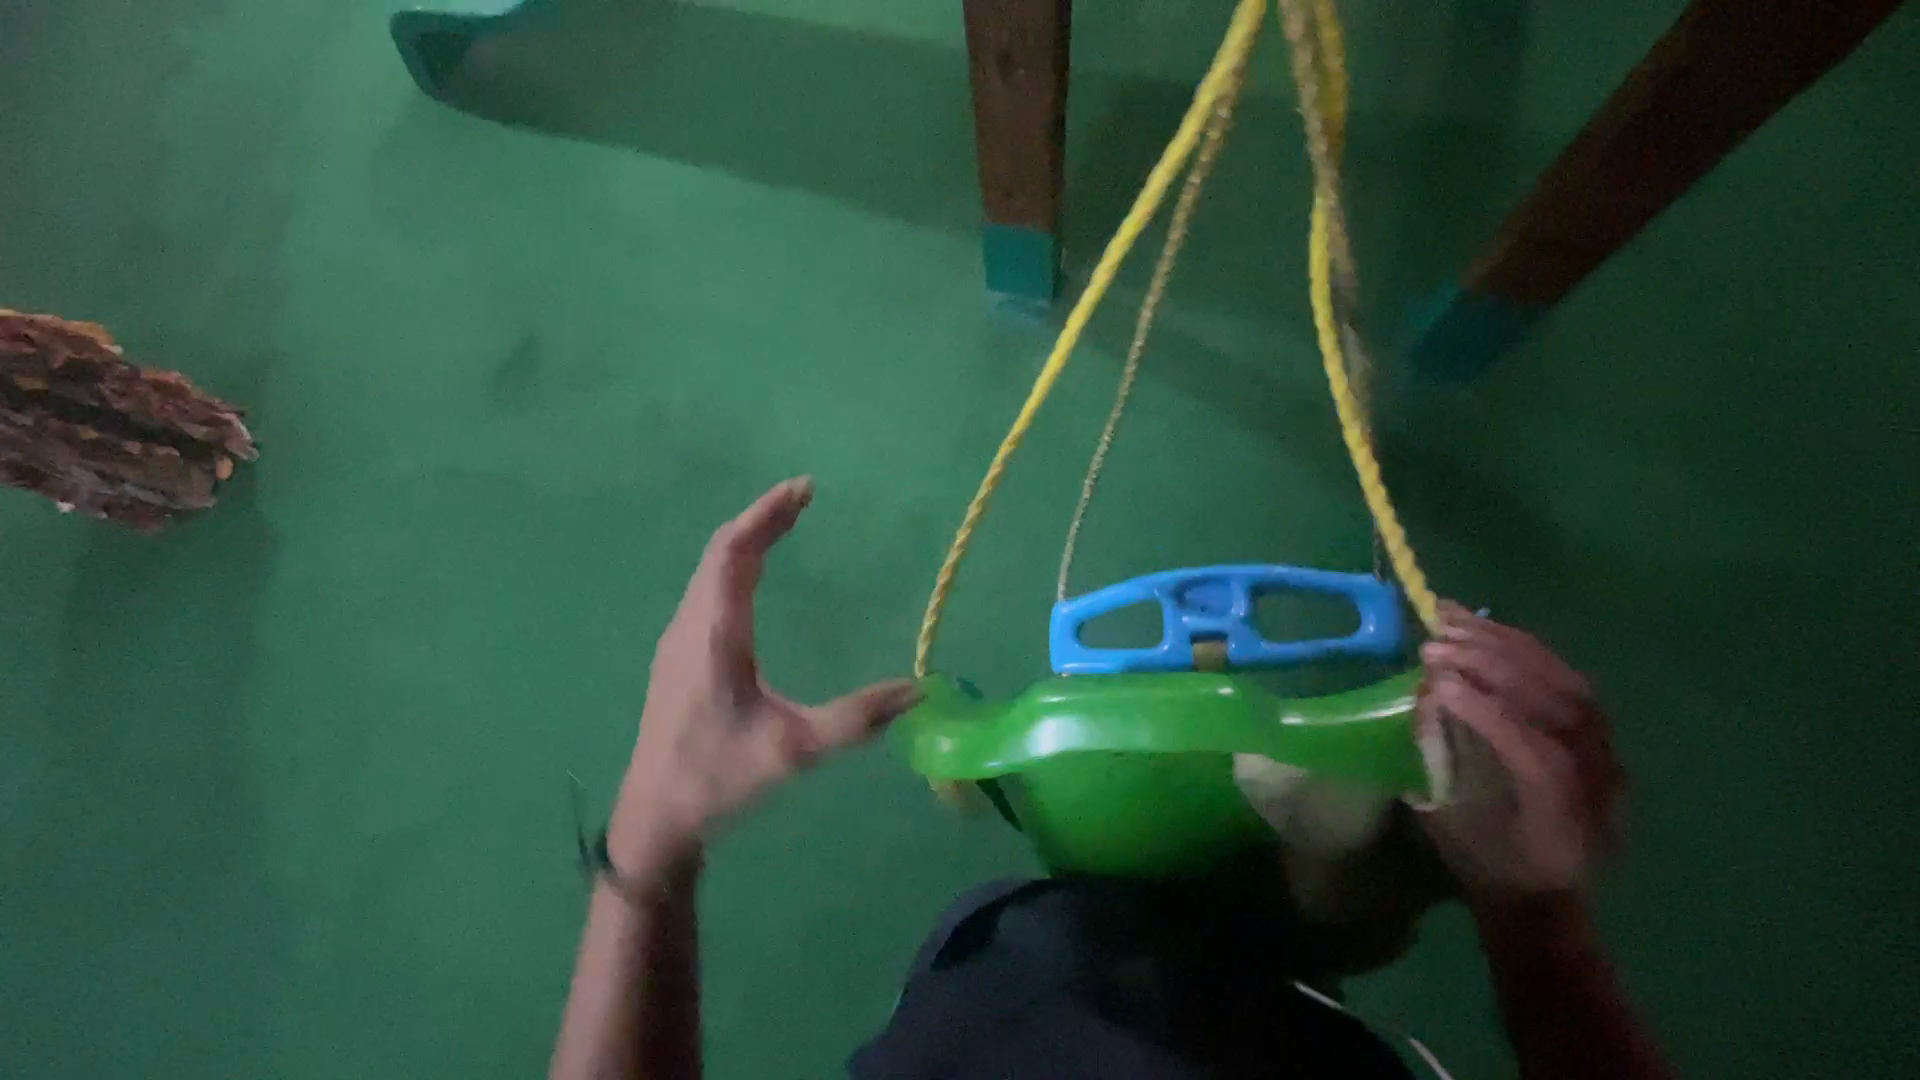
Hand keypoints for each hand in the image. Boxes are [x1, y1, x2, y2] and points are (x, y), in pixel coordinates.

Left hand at [607, 478, 920, 874]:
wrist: (654, 816)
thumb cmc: (718, 779)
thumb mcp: (793, 750)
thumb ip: (856, 719)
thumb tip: (919, 690)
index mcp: (713, 633)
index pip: (735, 552)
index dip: (768, 514)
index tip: (805, 489)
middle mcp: (691, 625)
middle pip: (723, 551)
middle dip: (764, 518)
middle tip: (804, 497)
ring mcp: (680, 640)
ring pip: (712, 569)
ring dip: (748, 540)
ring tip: (787, 524)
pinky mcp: (681, 656)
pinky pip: (709, 589)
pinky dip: (737, 565)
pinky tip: (758, 576)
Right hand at [1416, 603, 1624, 903]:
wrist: (1543, 894)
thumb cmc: (1488, 866)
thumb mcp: (1452, 829)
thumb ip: (1441, 767)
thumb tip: (1428, 700)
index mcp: (1564, 823)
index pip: (1538, 755)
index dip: (1488, 714)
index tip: (1434, 682)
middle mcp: (1599, 785)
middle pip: (1561, 709)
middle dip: (1494, 668)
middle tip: (1436, 643)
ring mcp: (1606, 756)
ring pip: (1567, 684)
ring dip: (1506, 646)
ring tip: (1452, 621)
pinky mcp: (1597, 736)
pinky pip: (1567, 680)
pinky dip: (1523, 649)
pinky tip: (1483, 629)